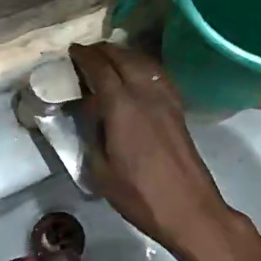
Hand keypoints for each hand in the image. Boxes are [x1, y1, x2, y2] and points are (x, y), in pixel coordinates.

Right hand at [69, 43, 232, 254]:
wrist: (189, 209)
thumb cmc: (139, 195)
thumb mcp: (100, 170)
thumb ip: (91, 135)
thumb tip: (87, 114)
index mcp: (121, 106)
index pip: (100, 69)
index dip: (84, 57)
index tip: (72, 51)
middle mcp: (144, 94)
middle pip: (123, 58)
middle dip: (103, 50)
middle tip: (87, 52)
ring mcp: (165, 99)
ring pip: (143, 62)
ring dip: (124, 54)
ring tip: (109, 57)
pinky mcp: (177, 109)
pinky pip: (157, 75)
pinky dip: (142, 65)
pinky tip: (136, 74)